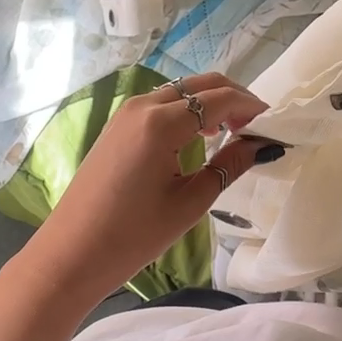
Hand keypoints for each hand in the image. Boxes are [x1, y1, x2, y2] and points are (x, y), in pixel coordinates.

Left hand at [19, 73, 275, 302]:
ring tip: (232, 132)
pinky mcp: (118, 122)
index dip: (251, 107)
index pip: (220, 99)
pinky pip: (164, 101)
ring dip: (211, 101)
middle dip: (234, 97)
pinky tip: (199, 136)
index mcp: (162, 123)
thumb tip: (261, 143)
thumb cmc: (132, 237)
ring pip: (183, 89)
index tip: (273, 125)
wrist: (69, 257)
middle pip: (202, 83)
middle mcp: (145, 104)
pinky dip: (189, 108)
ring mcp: (128, 110)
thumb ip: (230, 165)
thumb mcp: (189, 203)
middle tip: (256, 125)